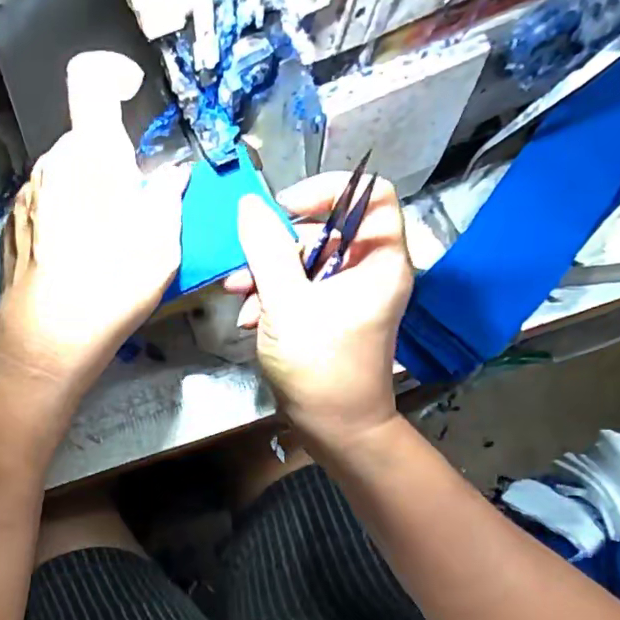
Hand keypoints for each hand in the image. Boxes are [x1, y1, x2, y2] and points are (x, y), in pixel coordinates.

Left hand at [0, 52, 184, 402]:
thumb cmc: (110, 285)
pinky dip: (69, 217)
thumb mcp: (162, 243)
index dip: (112, 72)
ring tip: (110, 242)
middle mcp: (51, 164)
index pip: (90, 78)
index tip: (131, 89)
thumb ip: (168, 196)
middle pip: (85, 140)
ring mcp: (27, 196)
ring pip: (66, 175)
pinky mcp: (13, 226)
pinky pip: (48, 205)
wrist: (47, 340)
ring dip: (91, 191)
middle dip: (114, 160)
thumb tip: (170, 177)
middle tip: (138, 204)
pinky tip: (81, 258)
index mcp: (92, 153)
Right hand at [224, 172, 412, 450]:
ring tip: (240, 297)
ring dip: (266, 275)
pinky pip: (299, 288)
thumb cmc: (320, 364)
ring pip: (304, 261)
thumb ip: (266, 250)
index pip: (370, 195)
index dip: (328, 191)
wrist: (334, 428)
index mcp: (380, 260)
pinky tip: (250, 318)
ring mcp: (347, 294)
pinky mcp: (328, 315)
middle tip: (246, 265)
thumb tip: (249, 205)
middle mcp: (369, 270)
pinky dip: (273, 297)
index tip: (285, 209)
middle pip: (325, 230)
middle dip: (278, 246)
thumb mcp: (287, 303)